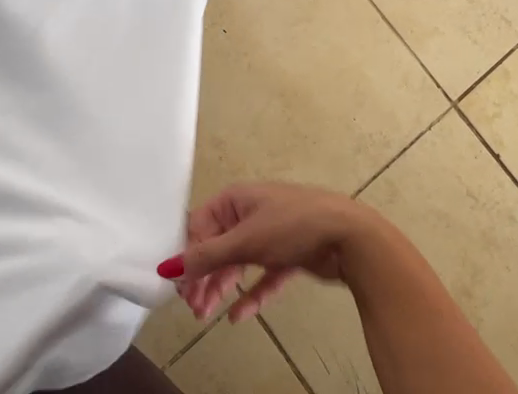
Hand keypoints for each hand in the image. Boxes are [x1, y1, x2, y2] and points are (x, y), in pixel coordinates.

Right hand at [160, 182, 377, 323]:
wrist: (350, 237)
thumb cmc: (292, 226)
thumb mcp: (245, 241)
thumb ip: (206, 257)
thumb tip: (166, 267)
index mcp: (235, 200)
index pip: (199, 227)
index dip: (186, 256)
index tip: (179, 287)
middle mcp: (249, 213)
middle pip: (217, 247)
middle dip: (203, 278)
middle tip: (193, 309)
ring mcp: (271, 235)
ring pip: (238, 264)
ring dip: (221, 289)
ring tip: (206, 316)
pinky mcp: (289, 255)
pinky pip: (262, 277)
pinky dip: (250, 295)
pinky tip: (238, 317)